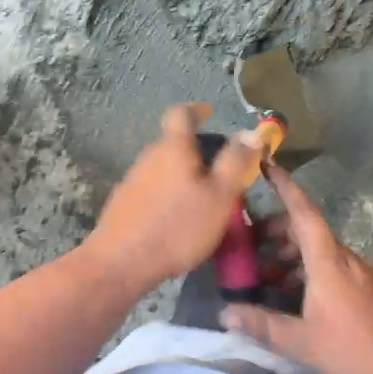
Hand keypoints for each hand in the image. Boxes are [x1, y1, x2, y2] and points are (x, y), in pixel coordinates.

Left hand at [80, 103, 262, 295]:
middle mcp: (149, 157)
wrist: (121, 263)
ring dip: (183, 175)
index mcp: (173, 148)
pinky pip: (153, 189)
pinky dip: (169, 194)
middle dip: (197, 151)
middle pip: (174, 143)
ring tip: (204, 198)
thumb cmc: (178, 226)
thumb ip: (235, 163)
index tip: (210, 112)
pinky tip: (178, 219)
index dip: (197, 110)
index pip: (182, 114)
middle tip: (220, 170)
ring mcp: (133, 180)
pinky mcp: (124, 203)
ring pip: (164, 167)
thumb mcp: (219, 196)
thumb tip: (251, 132)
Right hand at [220, 164, 372, 373]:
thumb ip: (262, 324)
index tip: (266, 163)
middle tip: (247, 244)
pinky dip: (306, 269)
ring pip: (317, 249)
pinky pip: (329, 265)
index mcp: (327, 261)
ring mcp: (357, 272)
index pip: (303, 211)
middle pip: (306, 229)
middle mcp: (343, 258)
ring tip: (265, 276)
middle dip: (276, 230)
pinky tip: (291, 295)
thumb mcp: (300, 342)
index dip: (284, 185)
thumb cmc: (353, 351)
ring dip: (289, 254)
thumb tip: (225, 313)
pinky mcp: (364, 287)